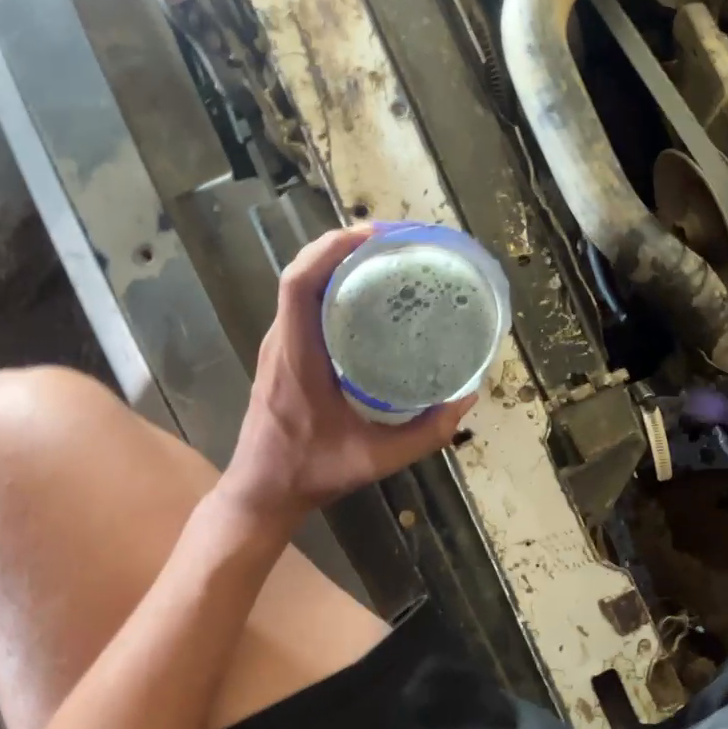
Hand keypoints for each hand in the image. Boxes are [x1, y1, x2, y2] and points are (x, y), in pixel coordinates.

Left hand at [222, 227, 473, 521]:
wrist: (260, 493)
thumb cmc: (312, 472)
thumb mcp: (377, 459)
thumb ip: (426, 433)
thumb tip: (466, 399)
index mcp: (298, 358)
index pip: (301, 284)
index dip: (332, 250)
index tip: (374, 235)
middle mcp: (283, 342)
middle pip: (301, 272)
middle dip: (342, 244)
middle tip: (392, 239)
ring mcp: (279, 347)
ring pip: (300, 285)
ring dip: (335, 261)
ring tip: (384, 256)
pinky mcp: (284, 354)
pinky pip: (304, 303)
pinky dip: (332, 285)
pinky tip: (367, 294)